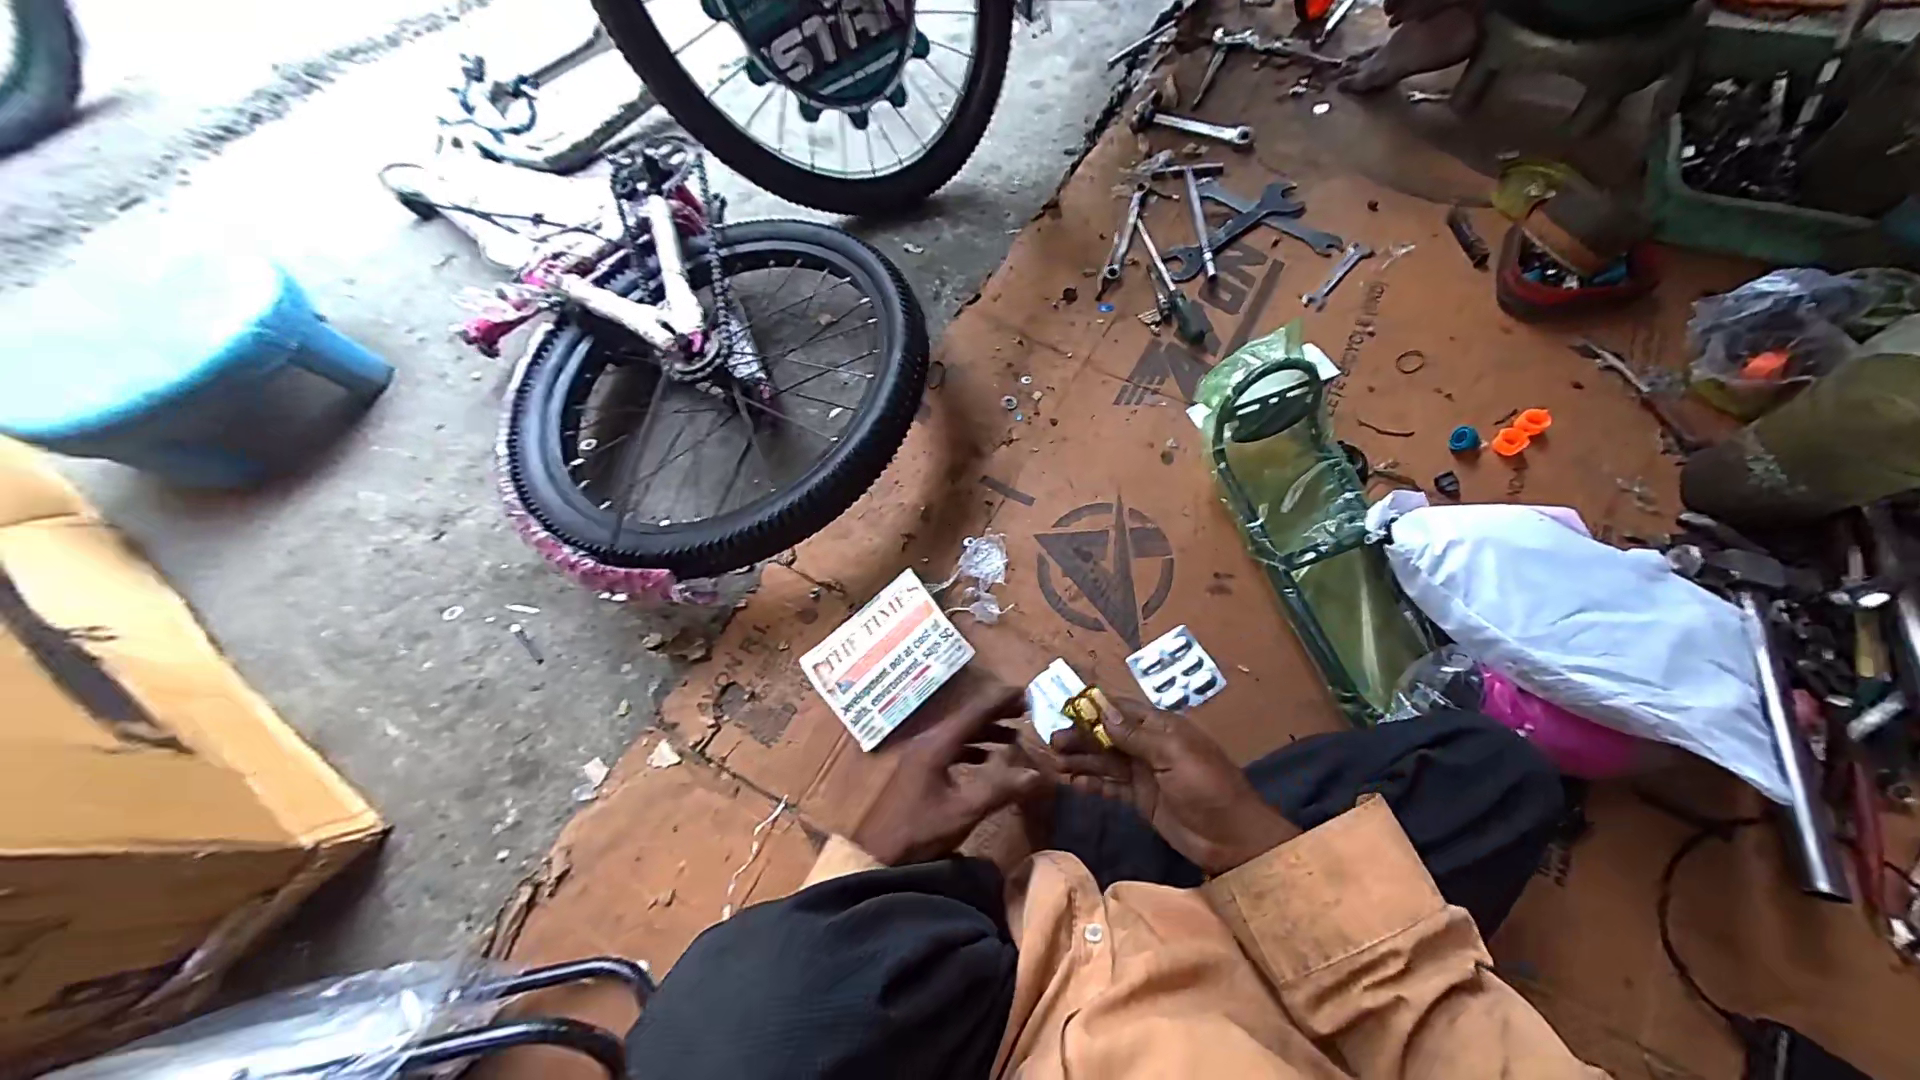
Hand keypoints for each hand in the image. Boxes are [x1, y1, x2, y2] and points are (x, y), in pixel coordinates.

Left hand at [852, 672, 1046, 866]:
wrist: (876, 855)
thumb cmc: (919, 831)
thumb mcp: (963, 812)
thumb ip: (999, 790)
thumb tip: (1036, 774)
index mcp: (937, 745)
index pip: (974, 713)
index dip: (1001, 701)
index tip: (1026, 693)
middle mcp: (928, 742)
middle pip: (967, 719)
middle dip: (996, 713)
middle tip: (1025, 709)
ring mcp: (922, 755)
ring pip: (959, 734)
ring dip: (986, 731)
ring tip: (1014, 733)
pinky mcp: (920, 769)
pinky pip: (951, 748)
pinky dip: (973, 748)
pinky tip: (989, 758)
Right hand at [1046, 697, 1297, 874]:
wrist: (1233, 839)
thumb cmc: (1207, 787)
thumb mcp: (1173, 755)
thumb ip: (1136, 736)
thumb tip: (1103, 711)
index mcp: (1160, 727)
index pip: (1121, 710)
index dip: (1093, 708)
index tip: (1064, 709)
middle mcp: (1149, 745)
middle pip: (1107, 735)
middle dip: (1080, 736)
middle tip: (1052, 742)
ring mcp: (1143, 773)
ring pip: (1105, 760)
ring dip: (1081, 759)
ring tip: (1054, 762)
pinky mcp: (1140, 798)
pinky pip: (1110, 786)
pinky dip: (1092, 783)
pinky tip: (1073, 783)